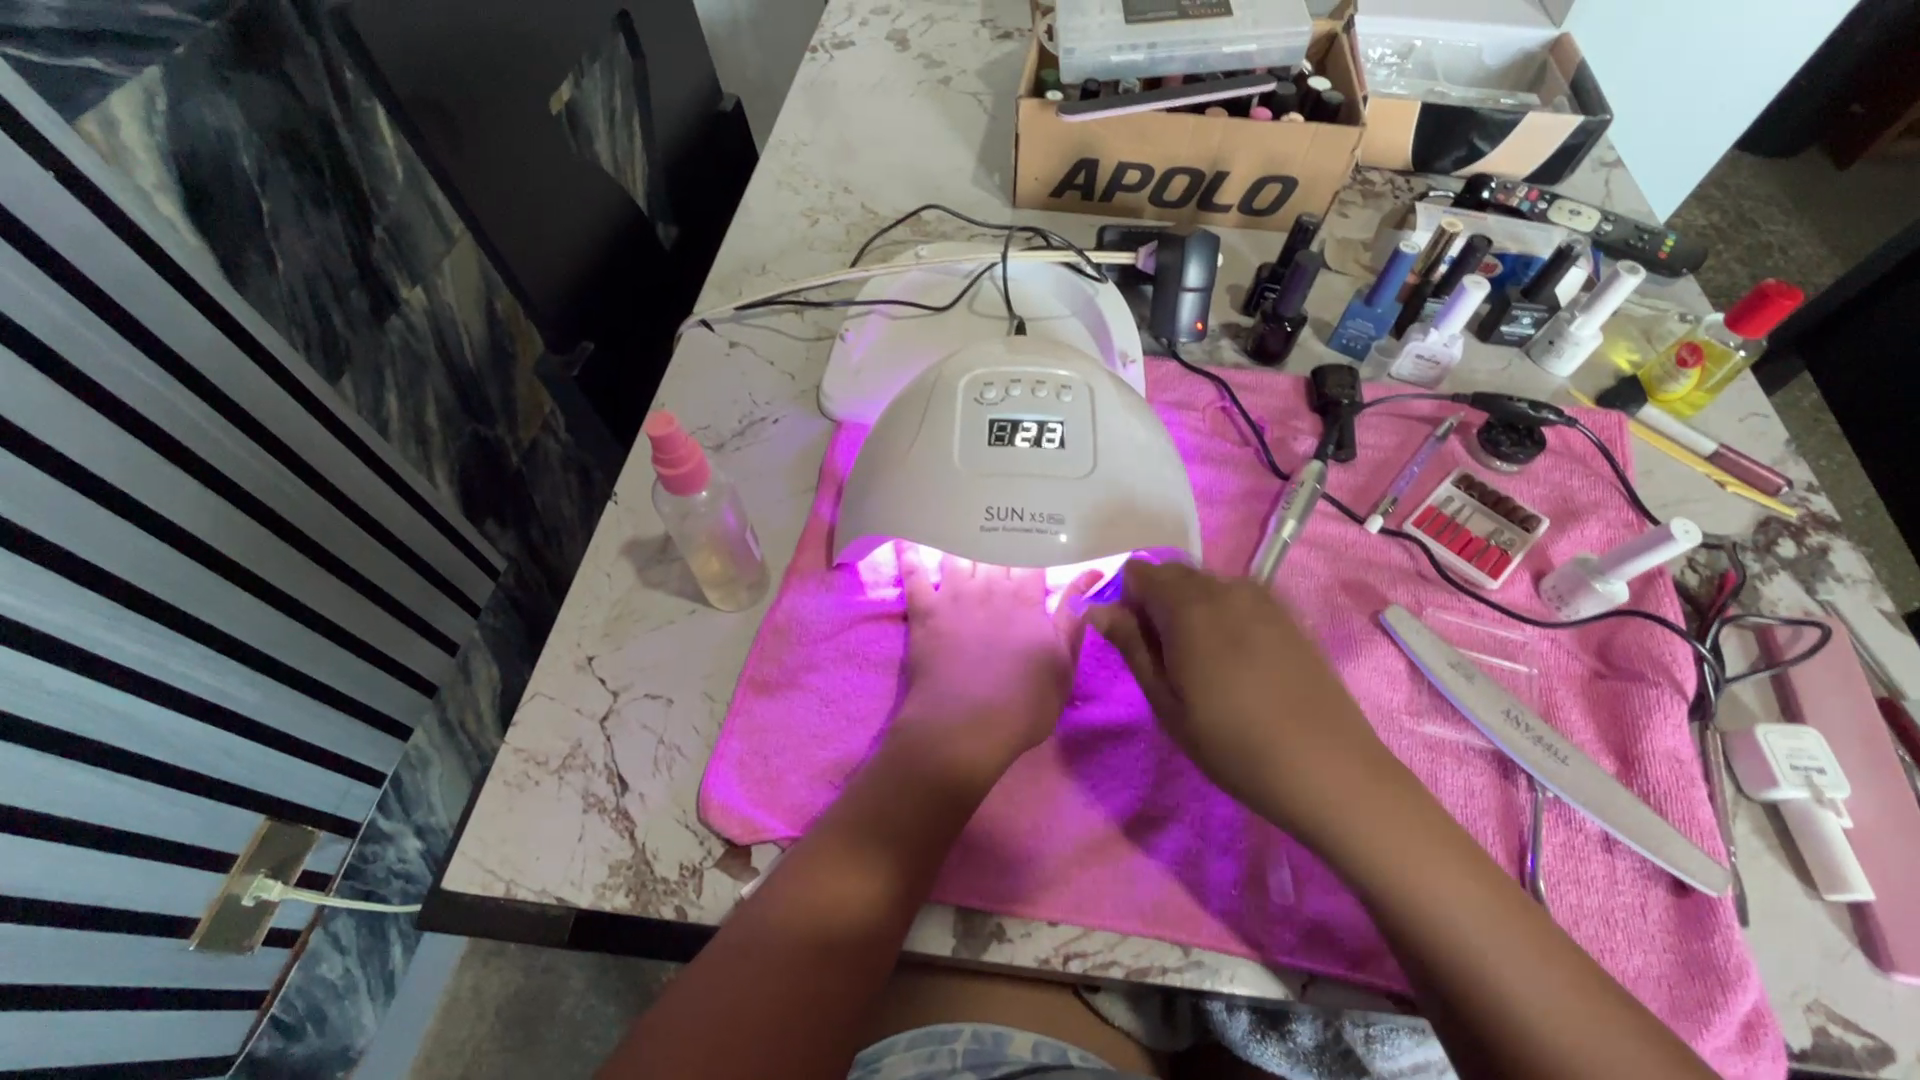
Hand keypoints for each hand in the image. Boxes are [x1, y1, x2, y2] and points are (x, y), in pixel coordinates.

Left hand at [892, 546, 1099, 784]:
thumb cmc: (1023, 704)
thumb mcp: (1063, 665)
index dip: (1033, 550)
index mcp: (1027, 601)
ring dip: (960, 544)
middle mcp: (990, 589)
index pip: (1032, 562)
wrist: (963, 727)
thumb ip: (1074, 617)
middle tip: (996, 528)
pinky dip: (910, 555)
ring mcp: (953, 597)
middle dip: (997, 542)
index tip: (1034, 541)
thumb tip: (1093, 575)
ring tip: (960, 528)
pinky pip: (913, 575)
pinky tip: (906, 539)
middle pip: (995, 554)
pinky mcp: (924, 612)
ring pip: (957, 556)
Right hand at [1088, 559, 1409, 847]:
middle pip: (1175, 575)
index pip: (1140, 572)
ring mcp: (1263, 599)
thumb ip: (1132, 647)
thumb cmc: (1231, 743)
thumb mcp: (1166, 702)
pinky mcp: (1289, 616)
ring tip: (1200, 665)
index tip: (1131, 643)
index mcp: (1189, 606)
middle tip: (1162, 660)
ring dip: (1190, 610)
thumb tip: (1099, 608)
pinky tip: (1235, 663)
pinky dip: (1223, 617)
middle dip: (1157, 604)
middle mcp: (1226, 588)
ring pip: (1208, 587)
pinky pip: (1239, 600)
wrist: (1326, 767)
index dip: (1126, 601)